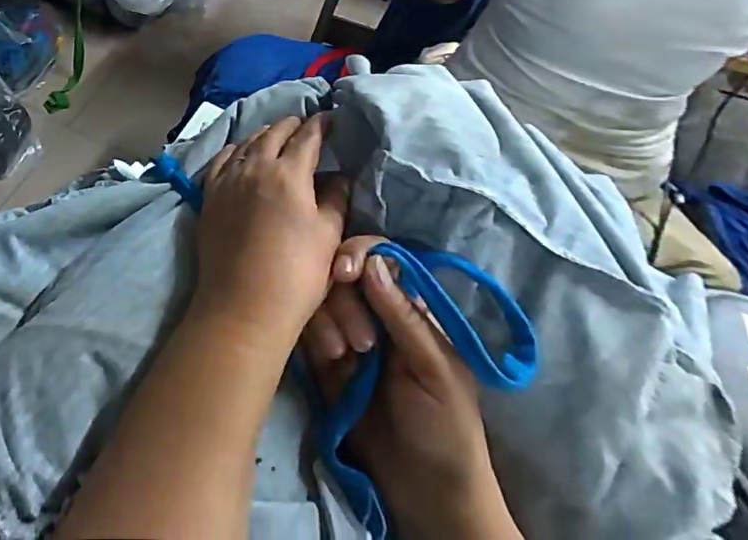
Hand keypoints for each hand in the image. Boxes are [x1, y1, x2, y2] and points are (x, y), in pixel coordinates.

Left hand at [191, 116, 345, 348]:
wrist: (244, 301)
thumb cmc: (297, 273)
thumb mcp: (328, 235)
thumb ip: (334, 200)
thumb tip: (338, 178)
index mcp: (288, 173)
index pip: (306, 138)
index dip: (320, 125)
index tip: (330, 118)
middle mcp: (254, 167)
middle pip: (273, 134)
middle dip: (291, 126)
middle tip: (304, 125)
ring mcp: (227, 179)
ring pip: (246, 144)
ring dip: (263, 135)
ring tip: (275, 135)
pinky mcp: (209, 194)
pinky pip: (222, 160)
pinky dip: (236, 150)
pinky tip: (241, 152)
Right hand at [305, 237, 518, 539]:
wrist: (421, 492)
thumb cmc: (445, 429)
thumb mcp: (435, 370)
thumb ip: (403, 315)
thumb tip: (373, 260)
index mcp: (409, 309)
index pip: (378, 260)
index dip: (357, 255)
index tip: (344, 272)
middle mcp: (373, 312)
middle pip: (340, 275)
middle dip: (342, 302)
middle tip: (359, 346)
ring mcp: (343, 332)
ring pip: (317, 297)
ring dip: (326, 322)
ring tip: (342, 360)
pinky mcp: (319, 355)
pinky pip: (303, 325)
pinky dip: (312, 337)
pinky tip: (329, 363)